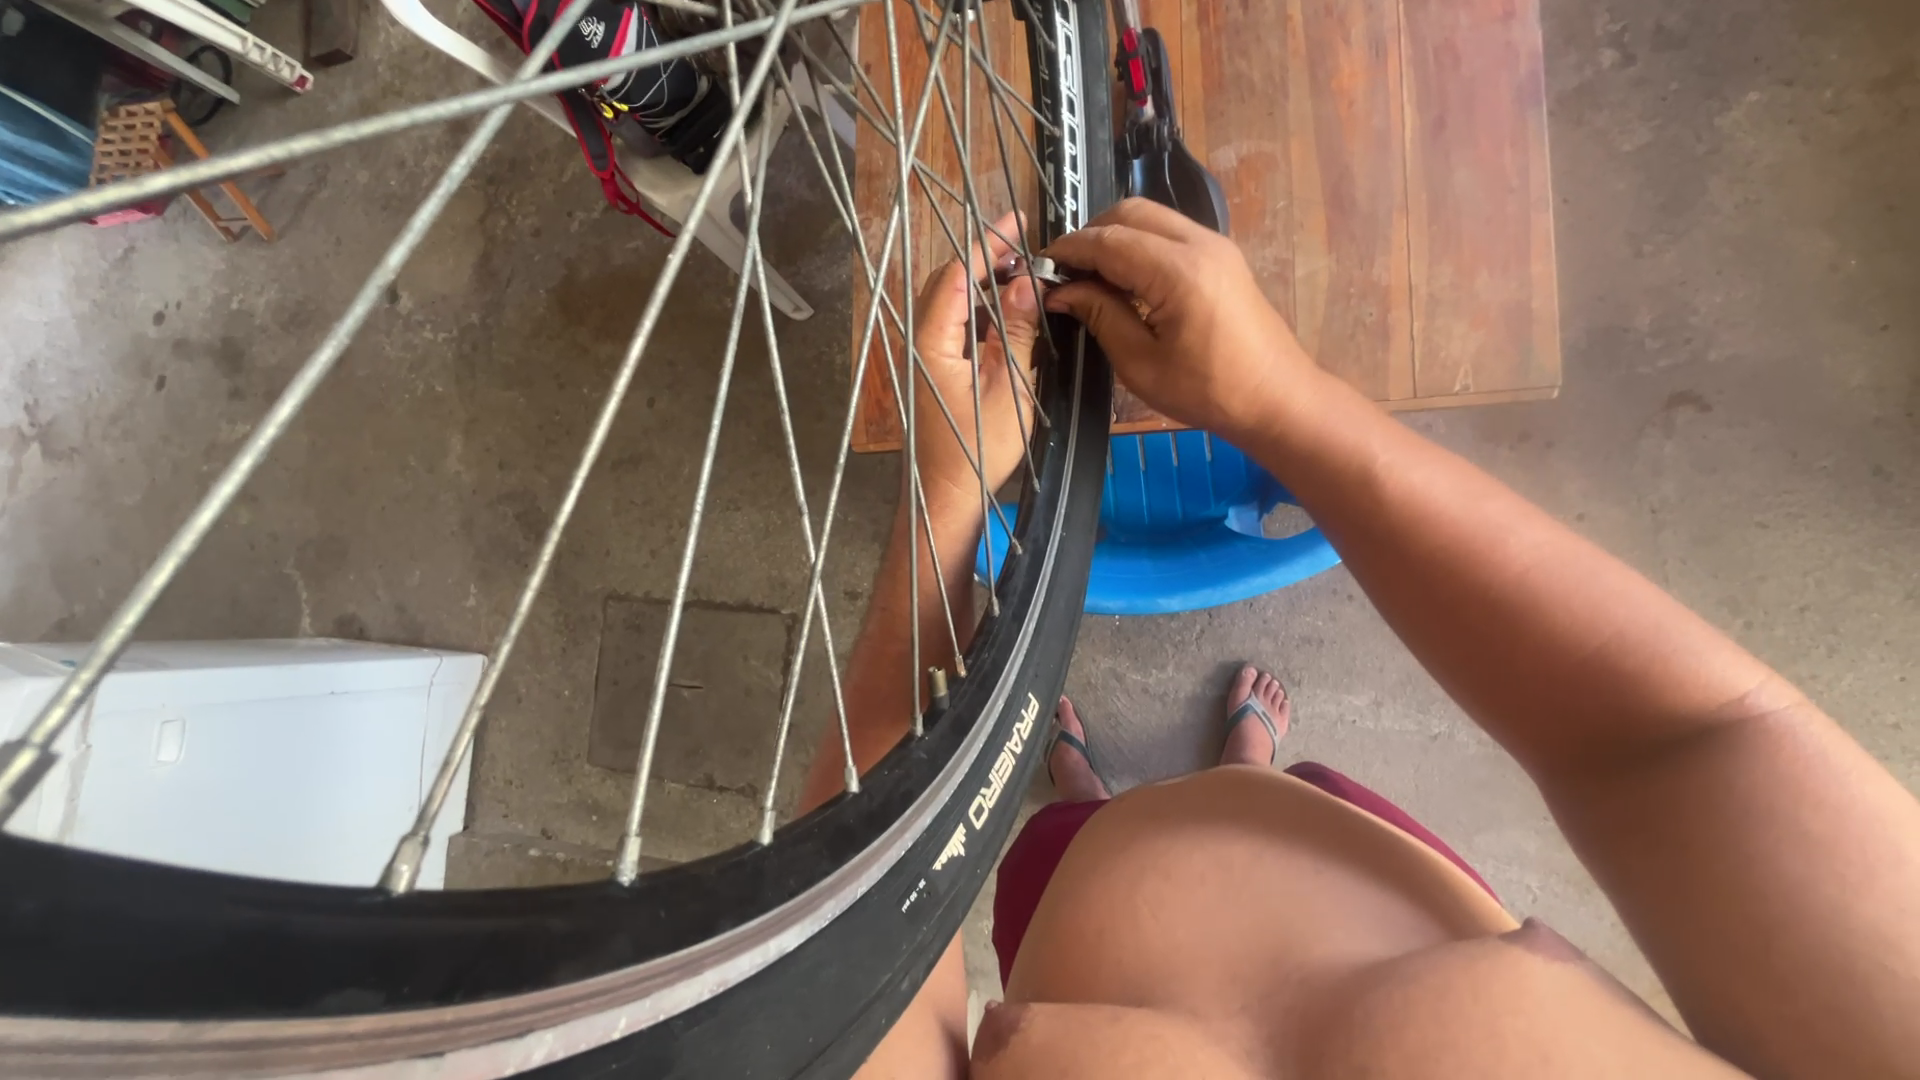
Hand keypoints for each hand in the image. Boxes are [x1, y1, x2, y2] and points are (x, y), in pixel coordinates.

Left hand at [908, 211, 1042, 513]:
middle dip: (985, 260)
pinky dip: (981, 314)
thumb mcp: (1009, 388)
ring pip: (953, 305)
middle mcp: (921, 342)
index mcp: (932, 342)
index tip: (1016, 222)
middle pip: (950, 284)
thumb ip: (1015, 331)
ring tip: (1023, 277)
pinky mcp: (936, 372)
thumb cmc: (979, 450)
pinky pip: (956, 329)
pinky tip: (1008, 315)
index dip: (986, 244)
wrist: (948, 494)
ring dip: (985, 287)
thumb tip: (1027, 282)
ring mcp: (926, 357)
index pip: (957, 276)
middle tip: (1026, 251)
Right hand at [1042, 198, 1321, 443]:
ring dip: (1114, 237)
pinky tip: (1123, 279)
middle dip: (1090, 235)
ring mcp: (1215, 245)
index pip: (1108, 240)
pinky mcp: (1221, 257)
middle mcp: (1199, 243)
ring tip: (1089, 276)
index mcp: (1178, 271)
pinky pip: (1169, 233)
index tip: (1039, 267)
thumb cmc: (1206, 391)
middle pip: (1130, 212)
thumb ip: (1101, 316)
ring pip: (1151, 217)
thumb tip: (1061, 292)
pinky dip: (1138, 244)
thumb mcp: (1140, 363)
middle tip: (1064, 271)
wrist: (1276, 398)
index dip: (1069, 251)